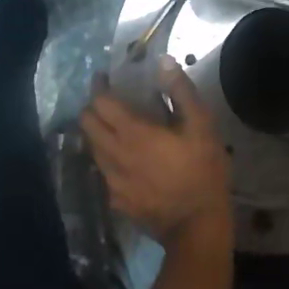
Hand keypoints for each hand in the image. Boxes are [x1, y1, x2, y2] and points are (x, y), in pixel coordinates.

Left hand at [82, 57, 233, 245]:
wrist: (197, 226)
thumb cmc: (201, 170)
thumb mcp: (201, 125)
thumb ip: (180, 90)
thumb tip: (163, 61)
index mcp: (132, 133)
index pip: (100, 103)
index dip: (99, 87)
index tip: (105, 77)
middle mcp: (114, 154)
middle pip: (87, 124)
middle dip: (93, 107)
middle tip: (108, 99)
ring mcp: (112, 181)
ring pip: (92, 148)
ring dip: (98, 132)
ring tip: (116, 126)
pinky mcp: (117, 201)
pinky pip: (103, 171)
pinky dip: (107, 157)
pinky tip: (125, 158)